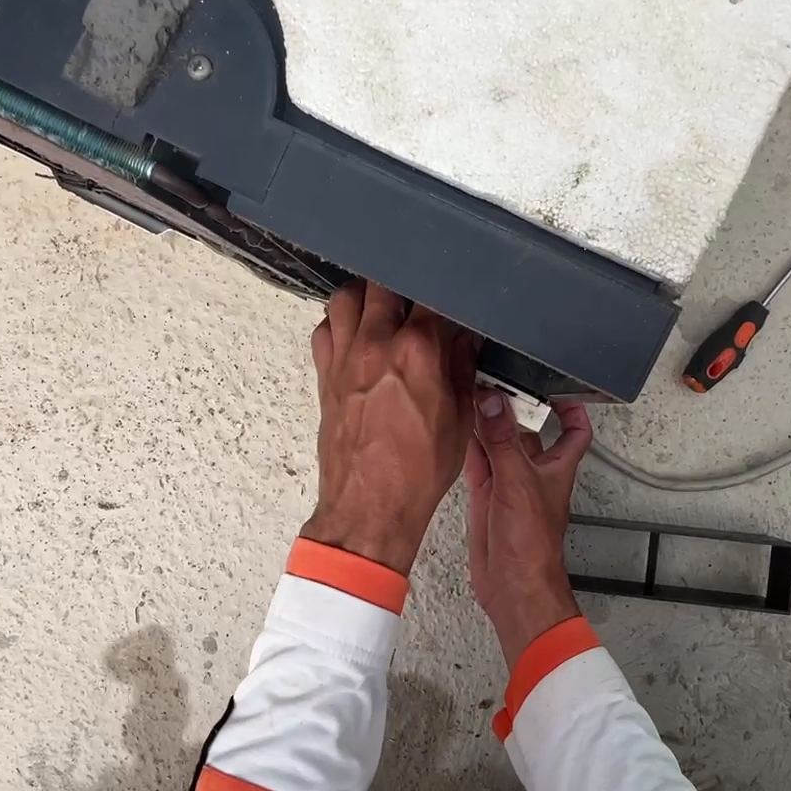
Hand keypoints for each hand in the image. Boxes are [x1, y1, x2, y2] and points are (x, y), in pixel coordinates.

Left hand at [300, 282, 475, 575]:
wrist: (370, 506)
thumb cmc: (414, 473)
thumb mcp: (458, 419)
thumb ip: (462, 369)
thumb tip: (466, 341)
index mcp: (417, 352)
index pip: (431, 297)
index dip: (445, 298)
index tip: (451, 308)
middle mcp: (375, 345)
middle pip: (384, 284)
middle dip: (404, 289)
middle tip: (418, 307)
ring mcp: (344, 358)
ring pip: (347, 297)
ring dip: (366, 297)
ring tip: (384, 313)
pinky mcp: (325, 376)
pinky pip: (324, 329)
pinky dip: (338, 324)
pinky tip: (356, 338)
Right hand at [464, 391, 591, 663]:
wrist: (512, 585)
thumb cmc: (533, 544)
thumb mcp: (518, 483)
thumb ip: (503, 441)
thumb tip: (491, 401)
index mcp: (556, 466)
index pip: (574, 430)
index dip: (570, 407)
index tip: (554, 383)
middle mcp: (533, 472)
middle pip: (526, 430)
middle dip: (512, 406)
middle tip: (492, 377)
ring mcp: (508, 483)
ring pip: (497, 442)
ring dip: (486, 422)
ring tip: (469, 392)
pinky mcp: (486, 496)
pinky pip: (476, 463)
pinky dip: (468, 445)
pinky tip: (457, 427)